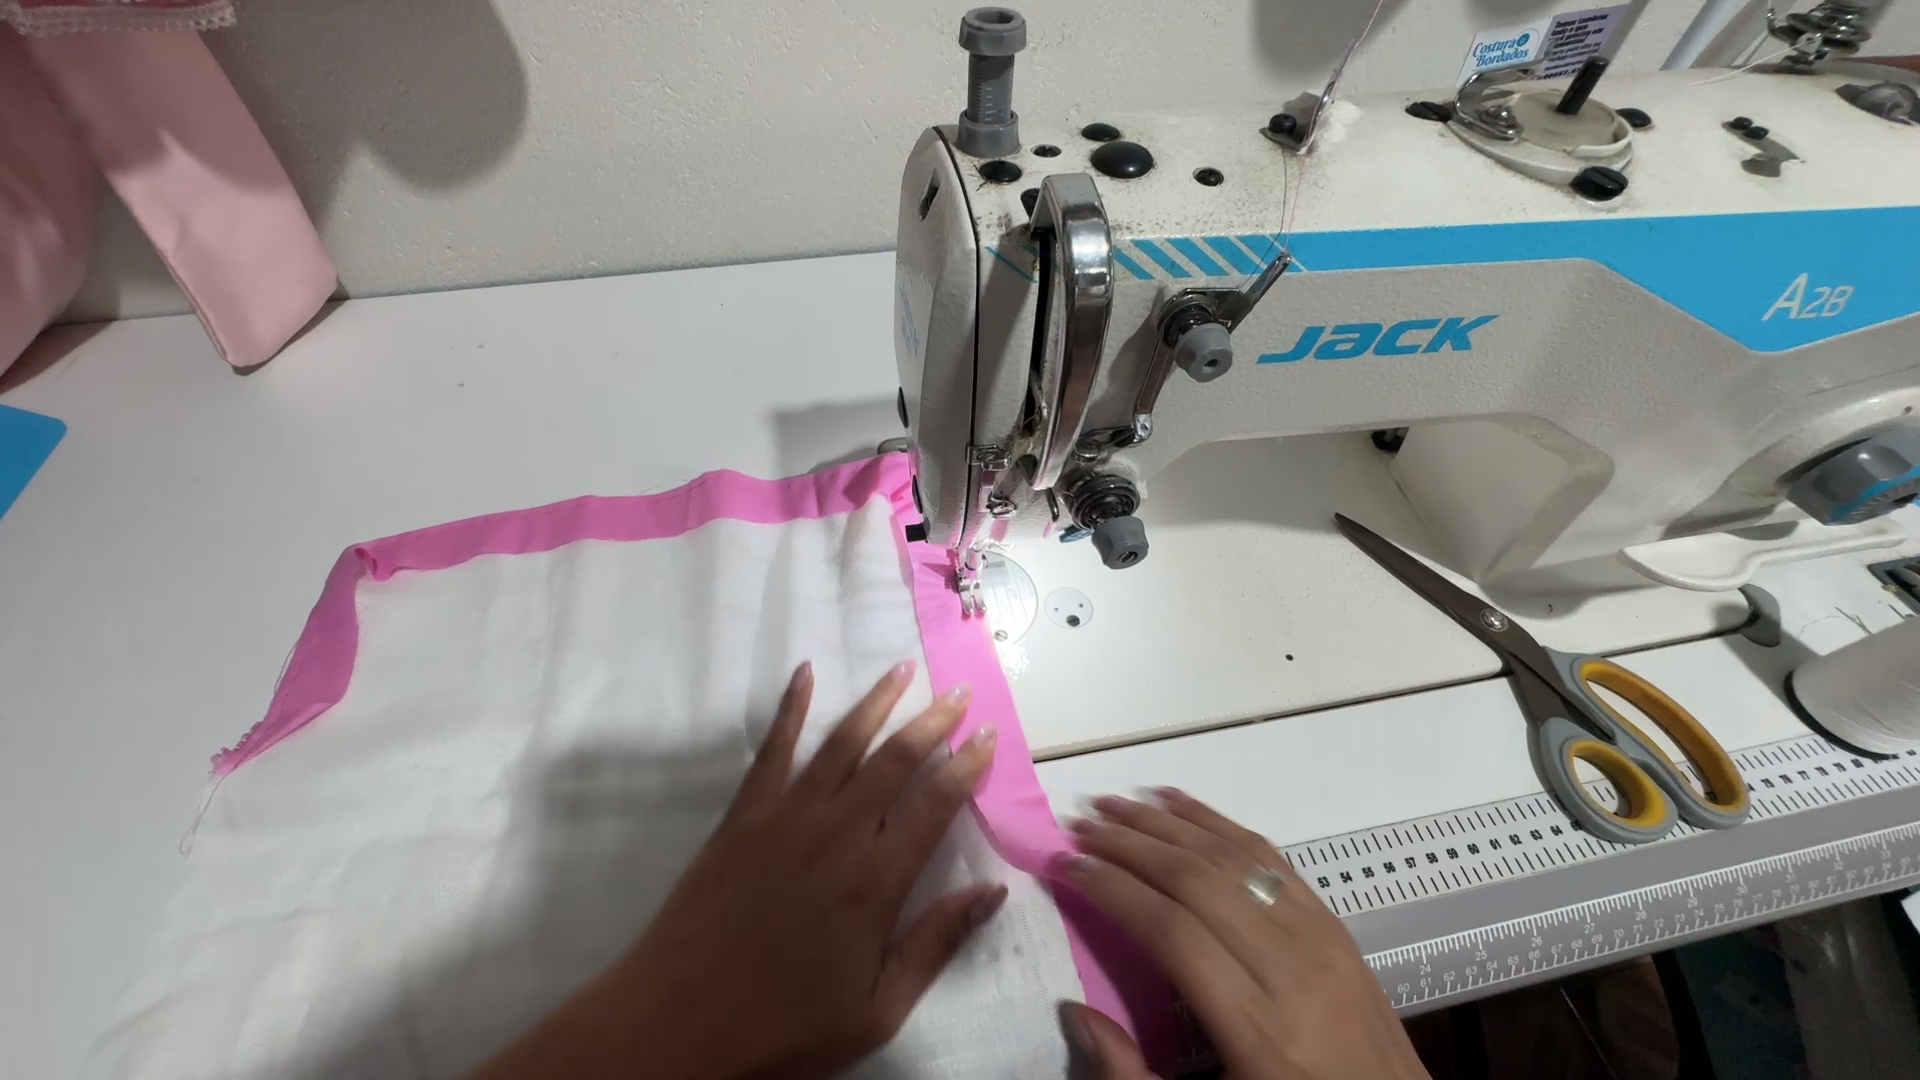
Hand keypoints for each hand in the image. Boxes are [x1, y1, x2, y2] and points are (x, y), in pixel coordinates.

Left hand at [470, 660, 1003, 1079]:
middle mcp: (838, 831)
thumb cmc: (784, 1025)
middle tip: (959, 690)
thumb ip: (937, 944)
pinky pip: (772, 749)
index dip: (967, 765)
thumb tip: (994, 892)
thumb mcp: (877, 1010)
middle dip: (935, 720)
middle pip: (897, 759)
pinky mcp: (745, 813)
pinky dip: (791, 707)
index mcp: (877, 879)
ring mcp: (787, 815)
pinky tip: (804, 673)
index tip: (989, 734)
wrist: (675, 1025)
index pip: (935, 803)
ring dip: (878, 700)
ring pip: (843, 742)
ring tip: (903, 668)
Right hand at [1058, 790, 1427, 1079]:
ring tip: (1113, 805)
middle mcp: (1291, 969)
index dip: (1113, 890)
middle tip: (1080, 826)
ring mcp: (1319, 938)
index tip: (1068, 866)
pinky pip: (1268, 857)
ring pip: (1229, 856)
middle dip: (1129, 845)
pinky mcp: (1334, 924)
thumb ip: (1133, 1078)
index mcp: (1260, 1030)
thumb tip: (1075, 1010)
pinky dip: (1216, 822)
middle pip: (1195, 880)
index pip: (1170, 931)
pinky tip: (1178, 803)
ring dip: (1164, 823)